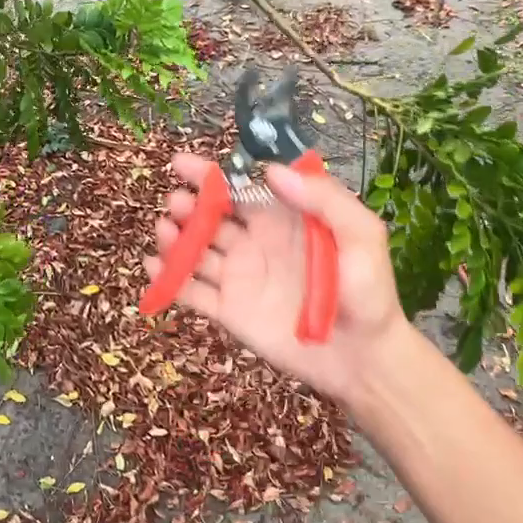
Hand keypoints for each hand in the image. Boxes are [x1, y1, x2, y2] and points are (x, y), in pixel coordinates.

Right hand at [143, 153, 417, 403]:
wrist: (363, 358)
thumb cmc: (369, 293)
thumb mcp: (362, 236)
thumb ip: (324, 200)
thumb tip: (272, 170)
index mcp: (282, 220)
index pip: (239, 188)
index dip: (209, 175)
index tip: (182, 164)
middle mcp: (255, 244)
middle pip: (209, 217)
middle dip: (187, 205)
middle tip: (176, 203)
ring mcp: (240, 277)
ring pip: (195, 251)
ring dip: (174, 238)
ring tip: (165, 231)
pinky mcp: (230, 311)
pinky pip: (192, 292)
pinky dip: (169, 279)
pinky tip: (153, 266)